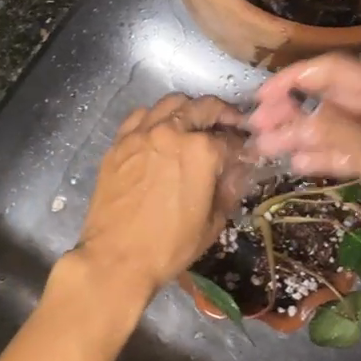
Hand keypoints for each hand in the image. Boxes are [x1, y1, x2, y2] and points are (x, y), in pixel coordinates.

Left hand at [73, 94, 245, 298]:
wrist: (116, 258)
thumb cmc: (169, 246)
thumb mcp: (213, 222)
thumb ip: (228, 189)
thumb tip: (235, 172)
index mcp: (202, 151)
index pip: (231, 140)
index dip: (243, 146)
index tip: (245, 152)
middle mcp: (172, 132)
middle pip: (203, 107)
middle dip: (221, 114)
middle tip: (228, 124)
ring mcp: (142, 134)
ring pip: (171, 103)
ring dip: (189, 109)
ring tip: (194, 122)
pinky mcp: (120, 143)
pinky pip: (140, 115)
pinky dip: (156, 117)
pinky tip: (160, 130)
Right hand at [247, 53, 360, 270]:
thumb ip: (334, 130)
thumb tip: (297, 106)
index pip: (331, 70)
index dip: (293, 79)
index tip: (261, 98)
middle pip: (330, 98)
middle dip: (292, 109)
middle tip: (257, 128)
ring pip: (335, 125)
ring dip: (302, 134)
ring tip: (266, 148)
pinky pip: (349, 149)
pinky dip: (324, 154)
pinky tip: (297, 164)